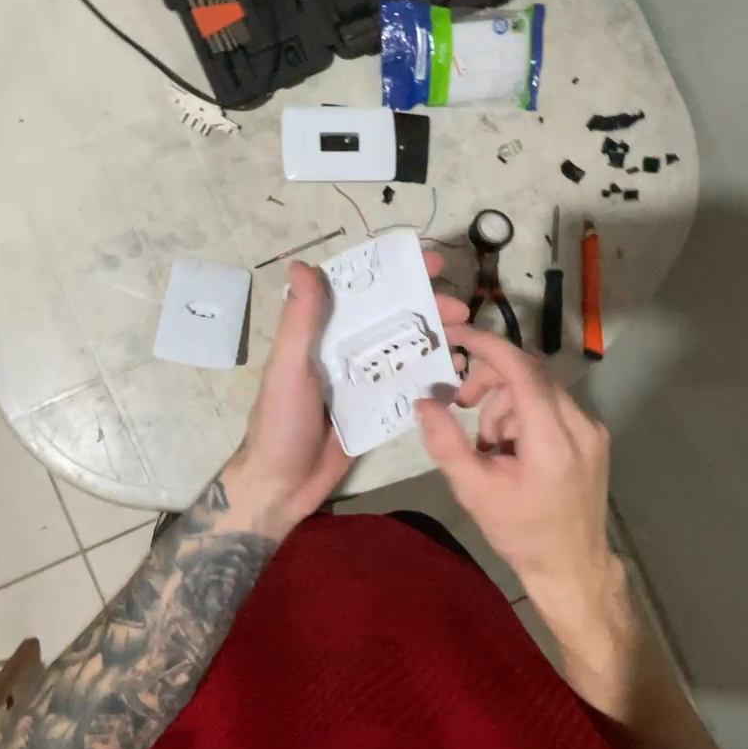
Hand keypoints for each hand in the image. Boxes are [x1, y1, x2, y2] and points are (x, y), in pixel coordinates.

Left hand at [228, 252, 468, 537]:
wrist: (283, 486)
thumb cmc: (280, 422)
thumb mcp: (288, 368)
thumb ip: (300, 321)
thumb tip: (301, 265)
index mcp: (322, 333)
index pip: (360, 291)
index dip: (393, 272)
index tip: (430, 262)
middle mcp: (346, 349)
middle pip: (392, 317)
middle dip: (428, 307)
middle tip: (461, 311)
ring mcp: (364, 380)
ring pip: (405, 349)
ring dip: (436, 340)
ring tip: (466, 340)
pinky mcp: (377, 409)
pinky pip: (409, 387)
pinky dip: (433, 378)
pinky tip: (459, 375)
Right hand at [414, 324, 615, 592]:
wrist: (572, 568)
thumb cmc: (520, 532)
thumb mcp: (474, 491)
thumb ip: (446, 443)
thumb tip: (423, 403)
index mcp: (552, 440)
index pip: (522, 371)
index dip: (488, 347)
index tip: (457, 337)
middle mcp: (580, 425)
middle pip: (531, 373)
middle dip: (490, 379)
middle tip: (462, 404)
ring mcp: (592, 429)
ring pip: (540, 388)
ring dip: (506, 401)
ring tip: (488, 443)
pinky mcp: (593, 437)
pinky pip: (553, 405)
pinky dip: (524, 413)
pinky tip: (511, 447)